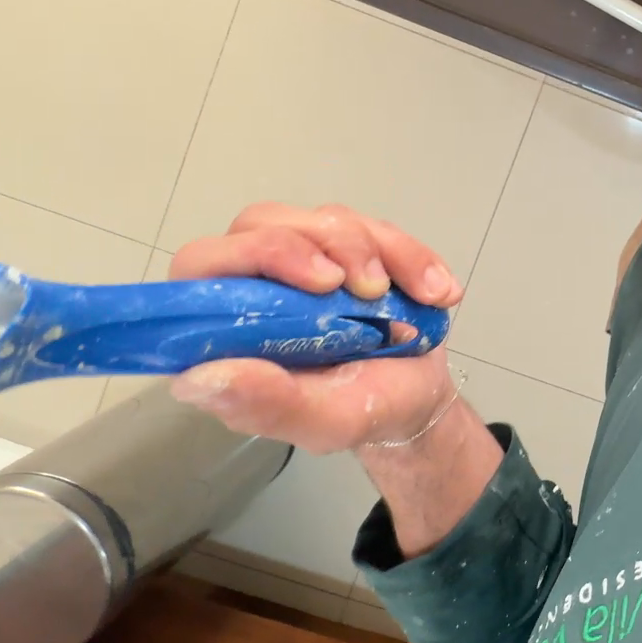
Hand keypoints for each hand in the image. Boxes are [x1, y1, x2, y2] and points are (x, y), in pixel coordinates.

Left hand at [166, 203, 464, 454]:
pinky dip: (417, 258)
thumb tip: (199, 377)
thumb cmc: (365, 410)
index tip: (325, 282)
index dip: (259, 254)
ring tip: (428, 298)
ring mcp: (309, 259)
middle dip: (335, 245)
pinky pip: (381, 229)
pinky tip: (441, 293)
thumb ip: (268, 404)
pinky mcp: (355, 249)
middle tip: (376, 288)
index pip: (206, 263)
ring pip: (331, 220)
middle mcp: (258, 283)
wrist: (421, 396)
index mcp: (226, 327)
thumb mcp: (324, 422)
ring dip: (387, 252)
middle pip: (269, 223)